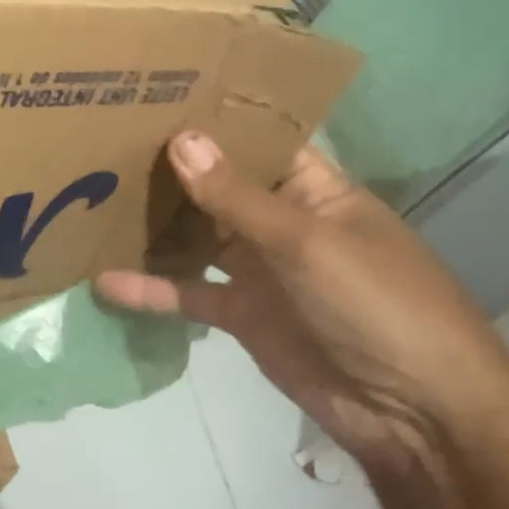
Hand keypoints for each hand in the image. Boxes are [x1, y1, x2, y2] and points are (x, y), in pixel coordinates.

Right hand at [97, 131, 508, 465]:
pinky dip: (151, 287)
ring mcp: (261, 269)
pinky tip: (104, 280)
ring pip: (196, 235)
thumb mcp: (308, 242)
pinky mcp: (242, 314)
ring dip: (154, 223)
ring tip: (90, 196)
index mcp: (315, 190)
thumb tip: (180, 137)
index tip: (152, 92)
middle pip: (218, 184)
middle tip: (101, 136)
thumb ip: (237, 196)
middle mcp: (284, 221)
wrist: (418, 416)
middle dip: (170, 165)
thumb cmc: (379, 306)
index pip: (259, 140)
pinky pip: (188, 292)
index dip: (214, 117)